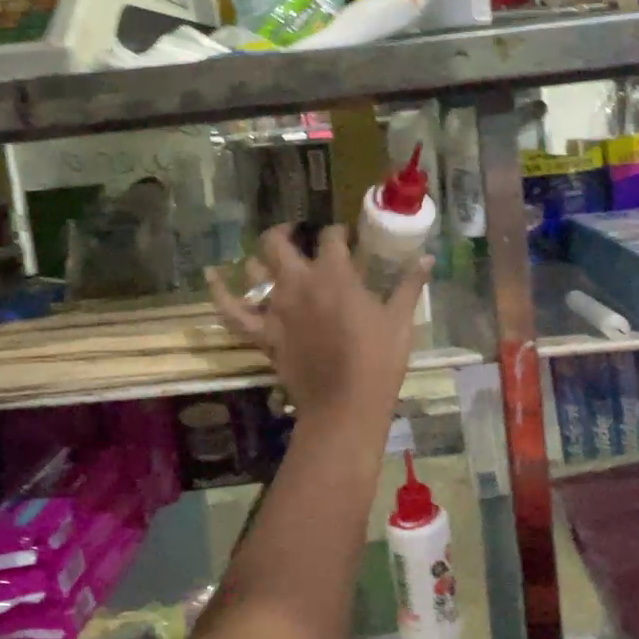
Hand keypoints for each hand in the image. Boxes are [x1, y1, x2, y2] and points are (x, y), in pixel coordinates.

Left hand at [208, 224, 431, 423]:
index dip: (339, 232)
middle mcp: (299, 282)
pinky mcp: (262, 333)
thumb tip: (427, 257)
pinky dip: (219, 292)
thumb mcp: (400, 320)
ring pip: (254, 268)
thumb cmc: (378, 362)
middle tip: (298, 235)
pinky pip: (231, 311)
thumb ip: (409, 284)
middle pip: (278, 241)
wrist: (345, 407)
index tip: (348, 237)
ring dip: (260, 259)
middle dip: (286, 231)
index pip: (331, 236)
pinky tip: (211, 276)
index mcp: (335, 273)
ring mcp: (275, 307)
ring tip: (270, 257)